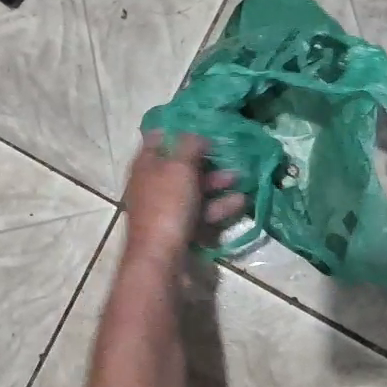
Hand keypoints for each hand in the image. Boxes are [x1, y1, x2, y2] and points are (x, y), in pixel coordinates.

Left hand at [121, 132, 247, 269]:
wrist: (160, 260)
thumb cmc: (167, 205)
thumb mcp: (179, 166)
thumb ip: (189, 145)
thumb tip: (197, 136)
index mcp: (146, 163)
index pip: (158, 137)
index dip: (180, 129)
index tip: (203, 126)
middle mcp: (153, 183)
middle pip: (180, 164)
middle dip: (206, 159)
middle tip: (230, 154)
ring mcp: (165, 208)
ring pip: (193, 189)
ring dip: (217, 182)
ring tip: (241, 177)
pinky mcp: (178, 229)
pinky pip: (200, 212)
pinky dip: (218, 206)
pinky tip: (240, 202)